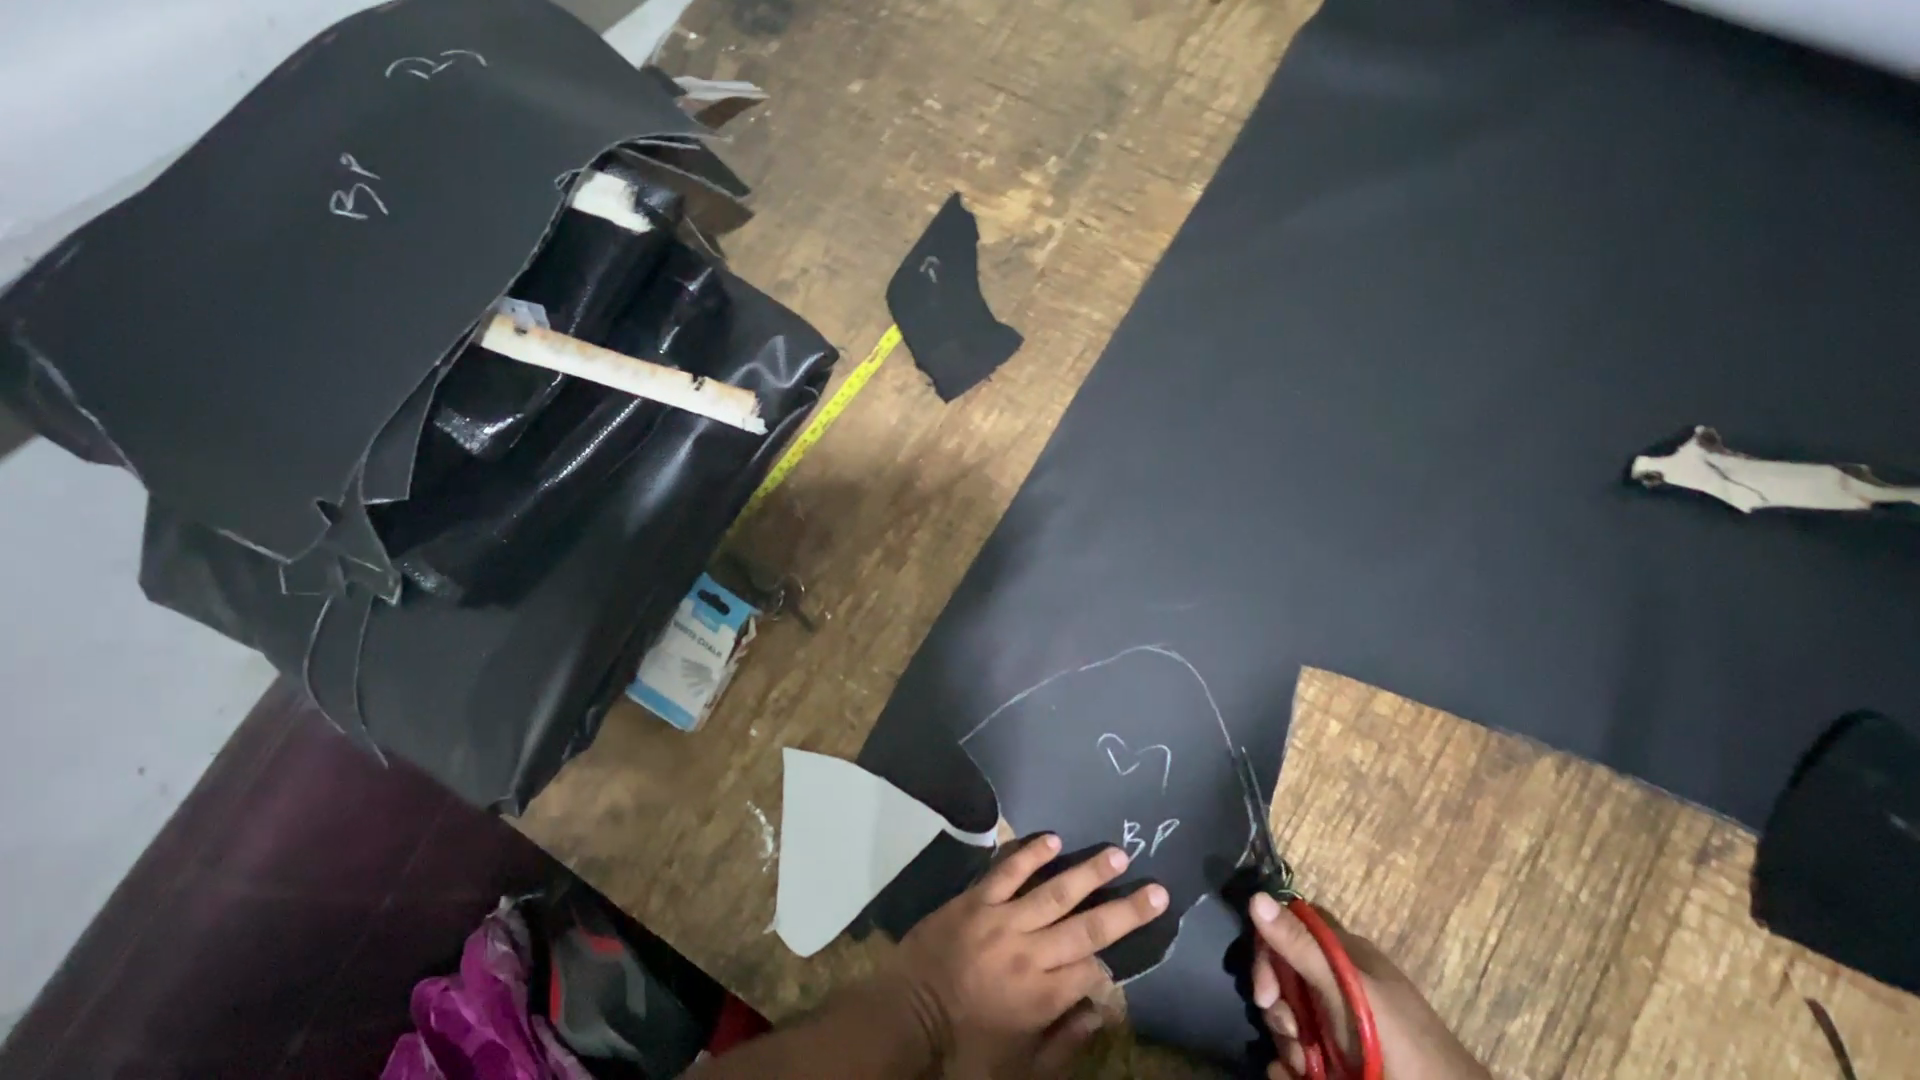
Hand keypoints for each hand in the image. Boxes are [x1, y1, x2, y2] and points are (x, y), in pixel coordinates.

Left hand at [892, 833, 1169, 1077]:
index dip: (1108, 960)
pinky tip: (1053, 839)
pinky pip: (1006, 872)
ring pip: (1054, 892)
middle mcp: (1031, 954)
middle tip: (1157, 889)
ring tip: (1118, 853)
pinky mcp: (974, 902)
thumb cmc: (964, 1046)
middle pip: (1088, 927)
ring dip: (1088, 873)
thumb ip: (1065, 1042)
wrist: (906, 1017)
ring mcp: (1001, 922)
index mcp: (1044, 996)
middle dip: (1126, 909)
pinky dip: (1029, 854)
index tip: (1117, 953)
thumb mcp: (1021, 1066)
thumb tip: (1101, 1009)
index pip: (1092, 968)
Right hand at [1249, 894, 1490, 1079]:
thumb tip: (1255, 896)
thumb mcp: (1345, 990)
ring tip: (1304, 1066)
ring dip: (1286, 1042)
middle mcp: (1338, 983)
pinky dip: (1290, 1067)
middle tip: (1290, 1031)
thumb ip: (1300, 946)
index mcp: (1345, 955)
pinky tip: (1298, 1078)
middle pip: (1283, 976)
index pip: (1292, 929)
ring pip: (1288, 1017)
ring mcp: (1337, 1023)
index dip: (1269, 950)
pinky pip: (1296, 1053)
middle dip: (1277, 1006)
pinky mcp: (1337, 1058)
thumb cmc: (1396, 1042)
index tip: (1266, 988)